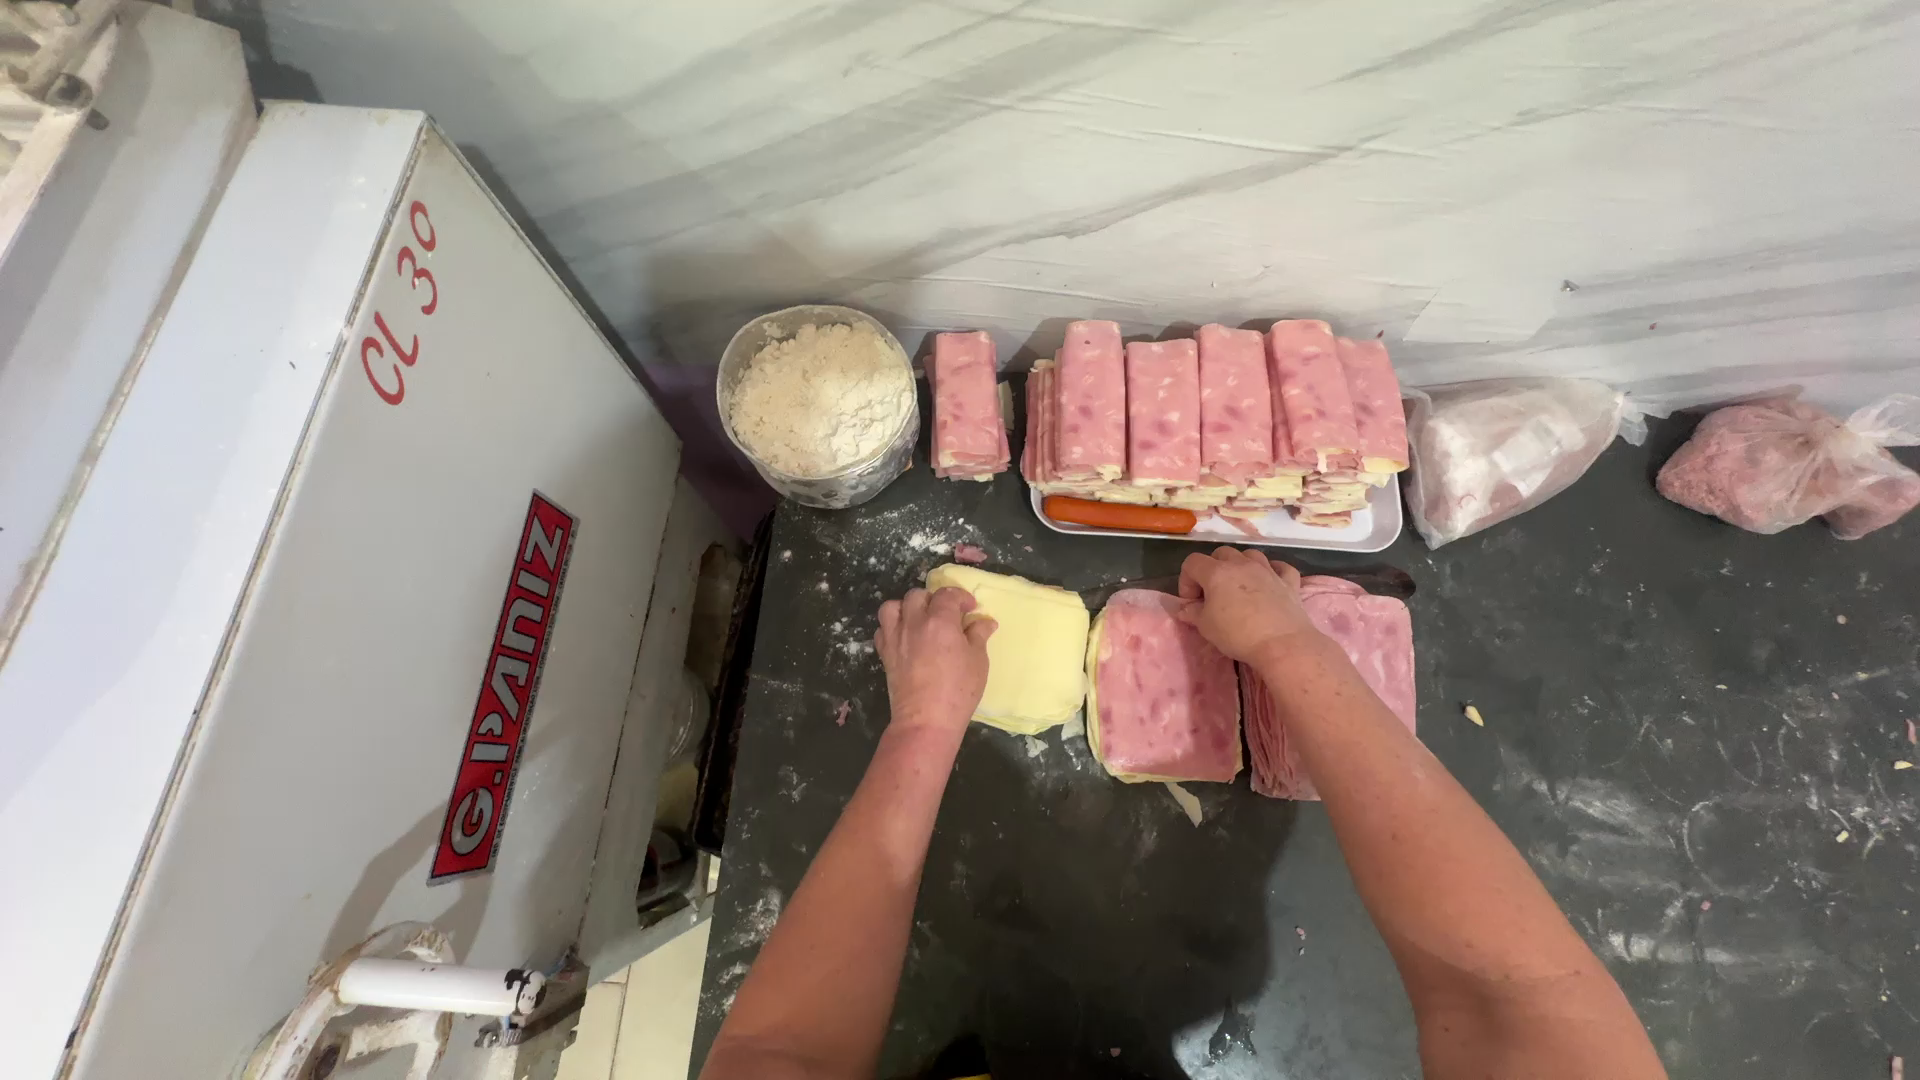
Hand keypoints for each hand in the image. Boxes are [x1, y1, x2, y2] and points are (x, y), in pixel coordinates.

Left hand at [875, 587, 995, 733]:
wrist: (926, 719)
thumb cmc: (959, 690)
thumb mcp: (978, 661)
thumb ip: (979, 635)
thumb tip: (985, 622)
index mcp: (940, 621)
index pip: (948, 595)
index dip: (961, 597)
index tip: (970, 608)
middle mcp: (914, 622)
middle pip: (917, 595)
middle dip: (933, 599)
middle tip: (946, 614)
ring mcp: (895, 637)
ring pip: (892, 606)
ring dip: (906, 608)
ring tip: (919, 619)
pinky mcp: (885, 653)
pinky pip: (882, 629)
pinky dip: (892, 627)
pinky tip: (905, 637)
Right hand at [1175, 547, 1321, 664]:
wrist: (1282, 644)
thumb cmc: (1237, 634)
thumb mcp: (1205, 627)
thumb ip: (1192, 613)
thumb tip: (1183, 608)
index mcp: (1217, 572)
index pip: (1192, 563)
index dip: (1186, 580)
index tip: (1191, 602)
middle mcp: (1242, 564)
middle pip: (1221, 553)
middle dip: (1212, 569)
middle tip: (1213, 593)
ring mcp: (1268, 570)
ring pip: (1250, 555)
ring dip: (1241, 565)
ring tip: (1239, 585)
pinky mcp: (1289, 582)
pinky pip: (1280, 567)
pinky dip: (1273, 571)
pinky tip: (1270, 580)